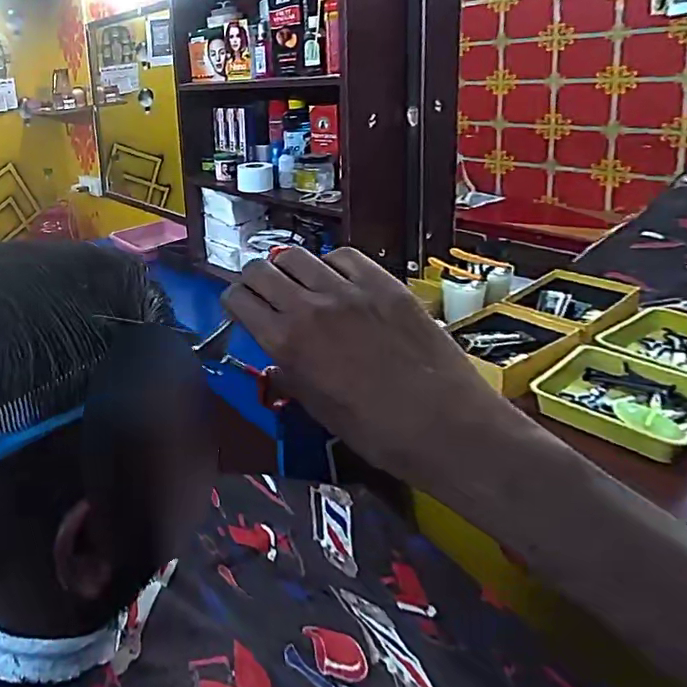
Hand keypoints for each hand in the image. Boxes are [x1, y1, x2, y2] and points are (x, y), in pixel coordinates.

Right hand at [221, 248, 526, 494]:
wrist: (451, 431)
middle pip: (259, 269)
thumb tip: (277, 363)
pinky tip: (340, 281)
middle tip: (265, 293)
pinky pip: (343, 256)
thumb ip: (289, 376)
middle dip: (254, 280)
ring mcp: (347, 291)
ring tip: (300, 283)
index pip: (238, 298)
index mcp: (286, 342)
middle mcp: (308, 308)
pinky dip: (332, 265)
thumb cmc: (379, 432)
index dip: (234, 301)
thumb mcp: (318, 409)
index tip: (242, 308)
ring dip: (287, 267)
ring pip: (294, 254)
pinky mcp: (384, 284)